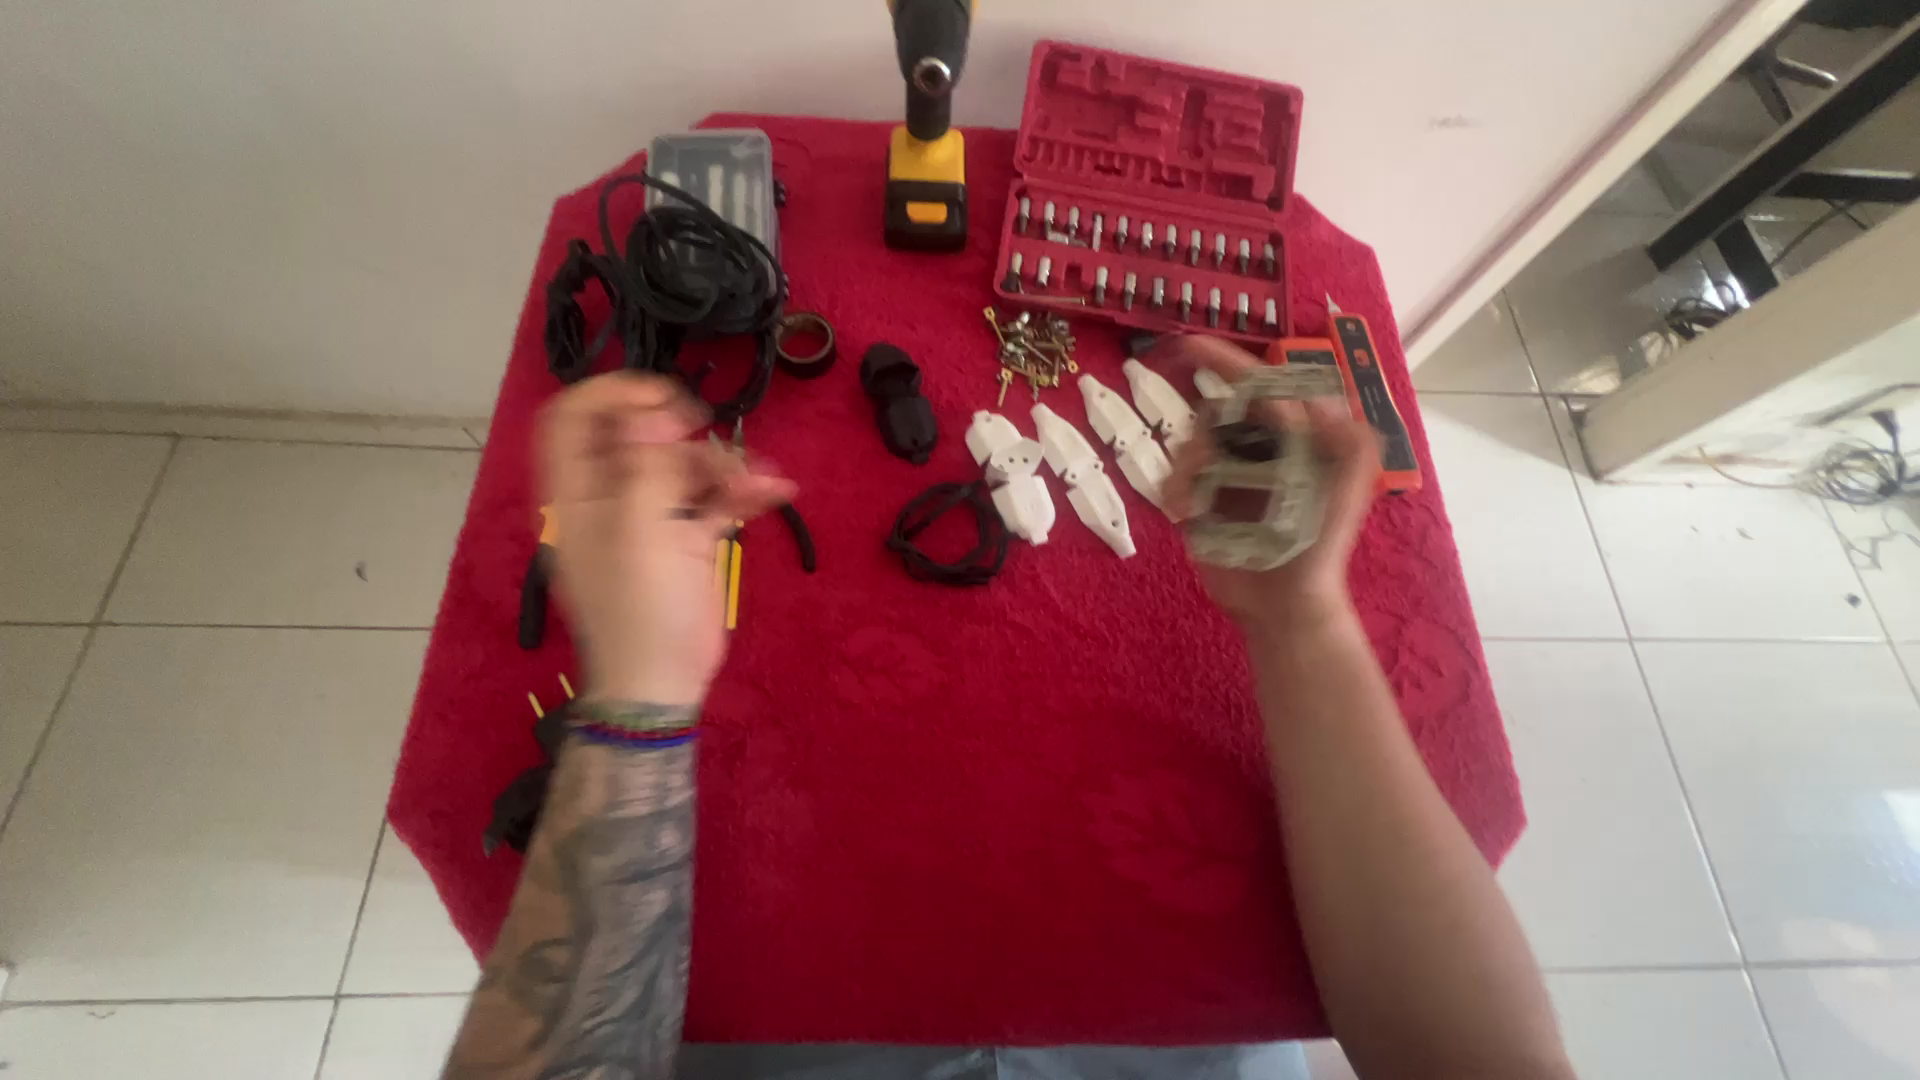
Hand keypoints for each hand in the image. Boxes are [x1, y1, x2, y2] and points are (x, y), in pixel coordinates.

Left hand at [539, 374, 795, 704]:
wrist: (663, 679)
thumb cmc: (640, 607)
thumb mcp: (639, 530)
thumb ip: (646, 466)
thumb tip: (654, 416)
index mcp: (580, 492)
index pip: (574, 419)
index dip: (611, 395)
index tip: (661, 394)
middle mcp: (612, 496)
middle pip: (640, 438)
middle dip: (682, 432)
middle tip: (712, 435)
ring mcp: (652, 517)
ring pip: (685, 467)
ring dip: (725, 465)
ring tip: (761, 477)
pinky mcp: (688, 538)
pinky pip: (714, 501)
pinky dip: (742, 494)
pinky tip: (773, 492)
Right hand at [1154, 335, 1380, 635]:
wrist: (1281, 604)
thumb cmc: (1317, 547)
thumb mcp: (1347, 488)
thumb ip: (1345, 437)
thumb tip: (1312, 399)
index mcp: (1295, 437)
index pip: (1259, 387)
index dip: (1225, 362)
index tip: (1186, 346)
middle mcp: (1259, 447)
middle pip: (1216, 413)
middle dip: (1205, 437)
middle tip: (1204, 472)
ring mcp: (1226, 473)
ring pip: (1191, 444)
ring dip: (1188, 470)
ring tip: (1194, 507)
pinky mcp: (1200, 499)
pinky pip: (1175, 476)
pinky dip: (1177, 491)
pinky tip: (1186, 514)